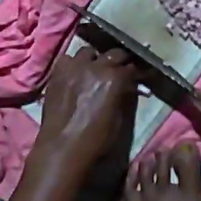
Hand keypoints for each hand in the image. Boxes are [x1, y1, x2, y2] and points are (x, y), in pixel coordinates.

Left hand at [35, 45, 139, 168]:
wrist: (62, 148)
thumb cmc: (96, 140)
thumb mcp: (119, 119)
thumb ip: (124, 97)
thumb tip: (130, 87)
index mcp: (114, 78)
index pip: (132, 67)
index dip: (139, 72)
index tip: (142, 75)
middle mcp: (95, 66)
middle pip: (114, 53)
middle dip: (121, 60)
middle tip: (123, 69)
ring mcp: (74, 67)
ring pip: (89, 51)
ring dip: (96, 59)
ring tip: (96, 69)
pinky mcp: (57, 73)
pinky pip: (68, 59)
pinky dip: (74, 64)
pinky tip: (76, 73)